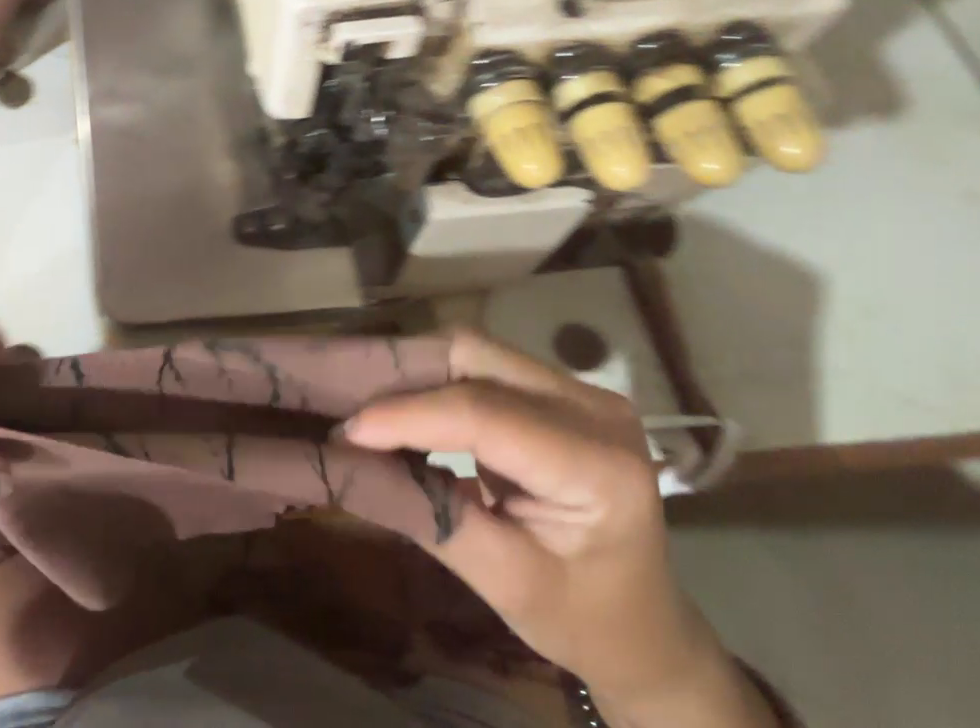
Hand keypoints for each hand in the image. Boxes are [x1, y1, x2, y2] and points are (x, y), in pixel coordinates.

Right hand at [342, 330, 771, 727]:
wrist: (642, 626)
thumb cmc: (581, 617)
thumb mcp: (501, 580)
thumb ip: (426, 514)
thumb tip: (342, 463)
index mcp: (599, 464)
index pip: (482, 413)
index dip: (403, 416)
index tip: (341, 433)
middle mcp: (593, 407)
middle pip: (473, 357)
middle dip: (397, 375)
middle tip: (337, 405)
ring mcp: (575, 393)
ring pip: (467, 353)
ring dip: (406, 375)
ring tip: (355, 408)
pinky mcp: (553, 393)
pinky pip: (474, 369)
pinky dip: (425, 384)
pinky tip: (392, 413)